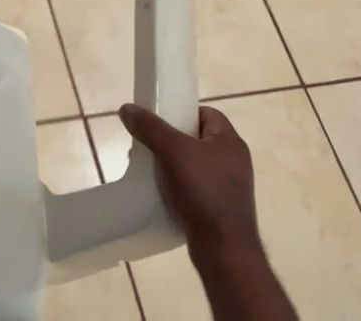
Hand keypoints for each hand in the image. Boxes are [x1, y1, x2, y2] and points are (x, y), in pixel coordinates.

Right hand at [120, 103, 259, 254]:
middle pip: (196, 138)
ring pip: (193, 163)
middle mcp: (234, 161)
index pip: (206, 113)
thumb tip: (127, 108)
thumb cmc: (203, 192)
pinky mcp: (220, 207)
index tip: (158, 121)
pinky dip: (177, 184)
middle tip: (147, 145)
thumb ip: (150, 127)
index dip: (181, 111)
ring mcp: (228, 186)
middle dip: (168, 139)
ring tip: (148, 169)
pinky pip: (194, 186)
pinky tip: (160, 191)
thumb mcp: (173, 152)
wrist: (224, 251)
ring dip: (169, 163)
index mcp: (230, 142)